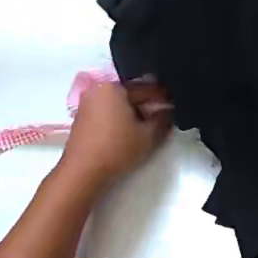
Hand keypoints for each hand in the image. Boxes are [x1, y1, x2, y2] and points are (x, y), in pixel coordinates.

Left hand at [57, 79, 171, 188]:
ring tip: (149, 124)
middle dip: (147, 103)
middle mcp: (98, 90)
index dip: (163, 96)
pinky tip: (130, 130)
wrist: (83, 171)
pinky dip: (120, 118)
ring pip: (118, 104)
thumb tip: (168, 112)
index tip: (175, 103)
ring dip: (133, 111)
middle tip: (165, 113)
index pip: (145, 88)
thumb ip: (162, 120)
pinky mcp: (82, 119)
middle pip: (129, 94)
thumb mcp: (147, 136)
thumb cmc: (117, 148)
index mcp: (113, 87)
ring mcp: (87, 104)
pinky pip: (107, 112)